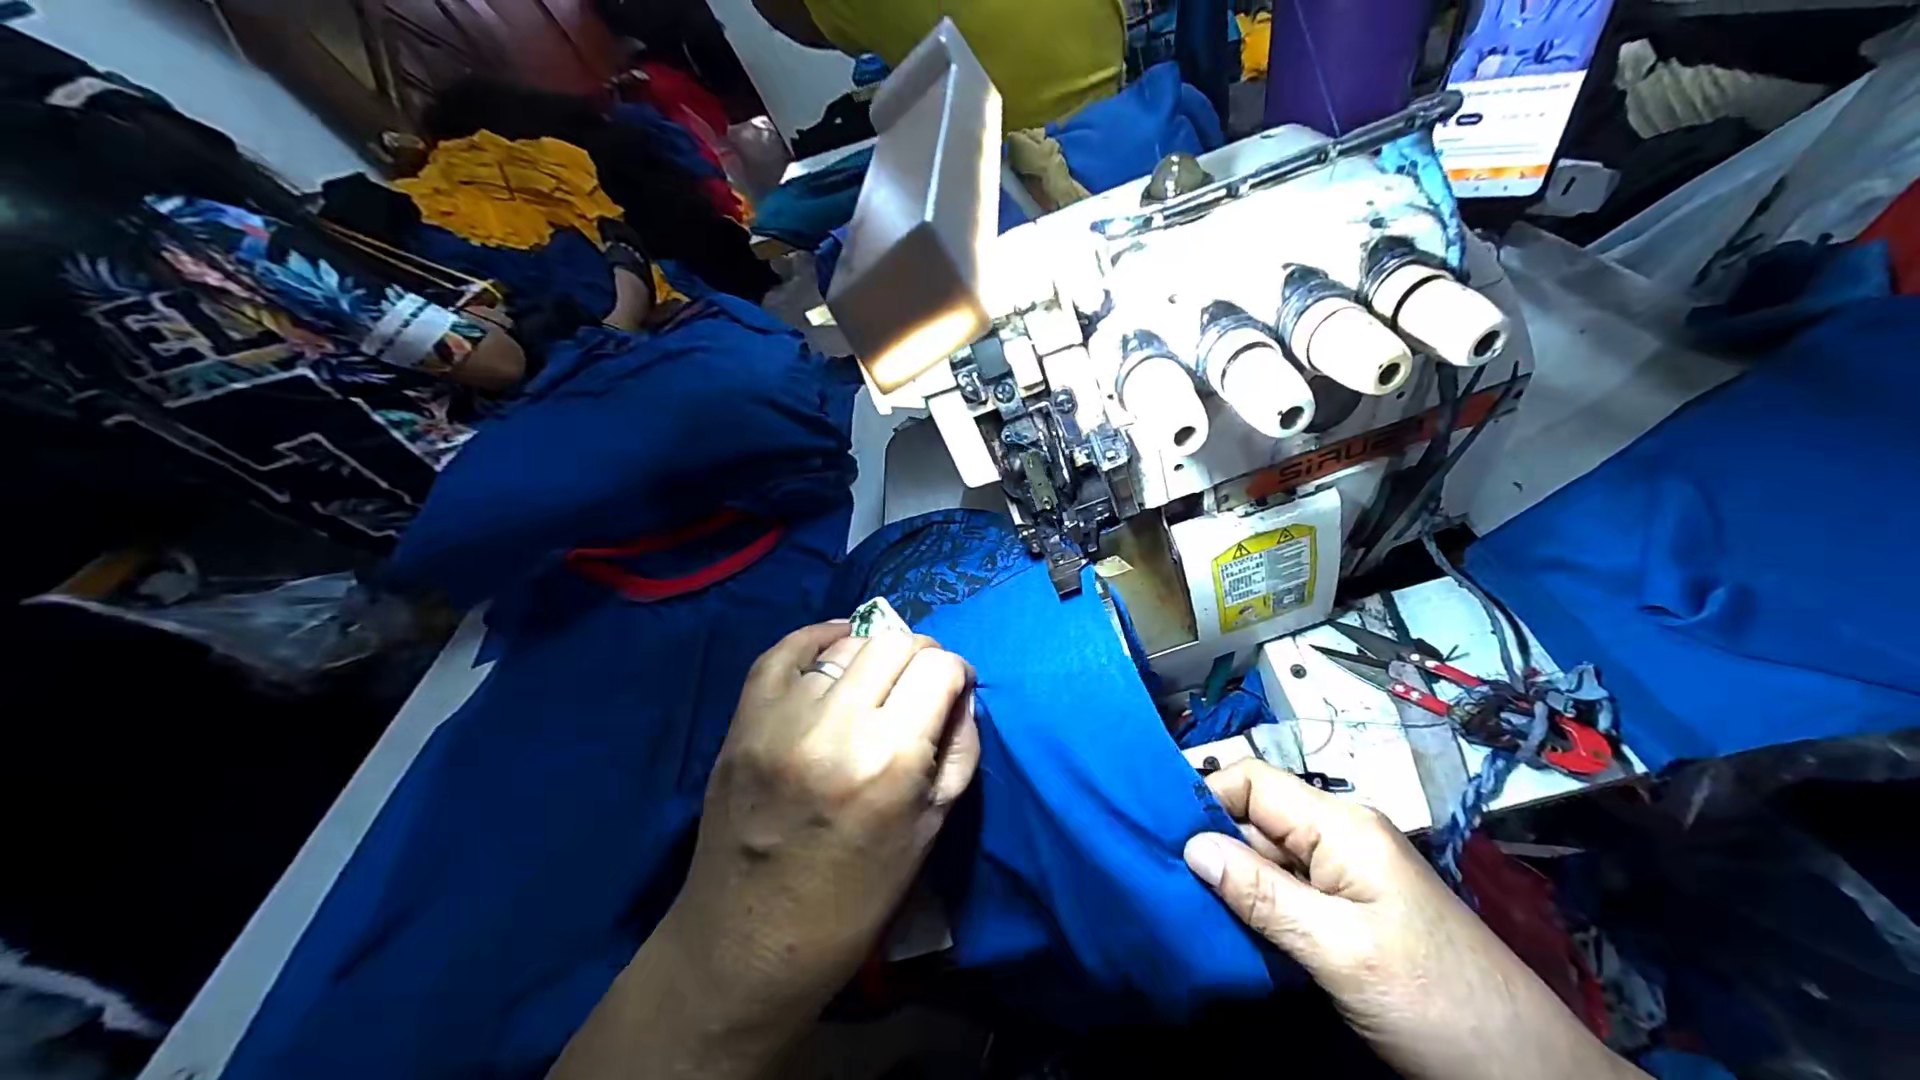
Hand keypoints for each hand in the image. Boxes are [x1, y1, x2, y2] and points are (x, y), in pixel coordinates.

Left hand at [550, 623, 978, 1079]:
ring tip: (879, 678)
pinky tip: (837, 644)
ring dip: (874, 653)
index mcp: (890, 762)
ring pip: (846, 644)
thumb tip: (961, 697)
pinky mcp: (743, 720)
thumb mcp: (928, 833)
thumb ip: (958, 752)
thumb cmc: (854, 902)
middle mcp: (835, 726)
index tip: (955, 689)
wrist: (747, 945)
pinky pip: (784, 650)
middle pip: (894, 643)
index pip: (939, 669)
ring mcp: (780, 718)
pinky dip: (818, 639)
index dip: (957, 672)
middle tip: (922, 681)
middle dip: (921, 654)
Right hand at [1183, 761, 1642, 1079]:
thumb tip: (1189, 846)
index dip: (1204, 796)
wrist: (1533, 1078)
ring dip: (1228, 877)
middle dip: (1209, 841)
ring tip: (1182, 901)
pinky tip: (1227, 924)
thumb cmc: (1437, 1003)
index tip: (1158, 830)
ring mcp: (1345, 875)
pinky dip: (1253, 903)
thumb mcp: (1341, 949)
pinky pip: (1284, 890)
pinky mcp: (1347, 910)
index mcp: (1341, 826)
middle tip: (1160, 875)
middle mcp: (1339, 837)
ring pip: (1264, 857)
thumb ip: (1262, 893)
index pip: (1252, 782)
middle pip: (1254, 818)